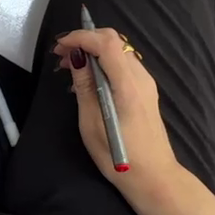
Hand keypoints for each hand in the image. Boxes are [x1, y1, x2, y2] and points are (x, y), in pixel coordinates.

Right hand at [54, 26, 185, 203]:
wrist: (155, 178)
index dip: (81, 37)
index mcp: (127, 85)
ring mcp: (146, 83)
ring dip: (93, 49)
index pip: (106, 43)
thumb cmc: (119, 156)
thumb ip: (84, 86)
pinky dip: (103, 60)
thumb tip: (76, 58)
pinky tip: (89, 77)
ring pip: (119, 50)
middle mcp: (140, 77)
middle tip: (61, 55)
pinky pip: (123, 63)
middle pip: (114, 40)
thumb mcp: (91, 122)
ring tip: (70, 66)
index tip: (60, 46)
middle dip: (85, 39)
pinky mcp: (145, 90)